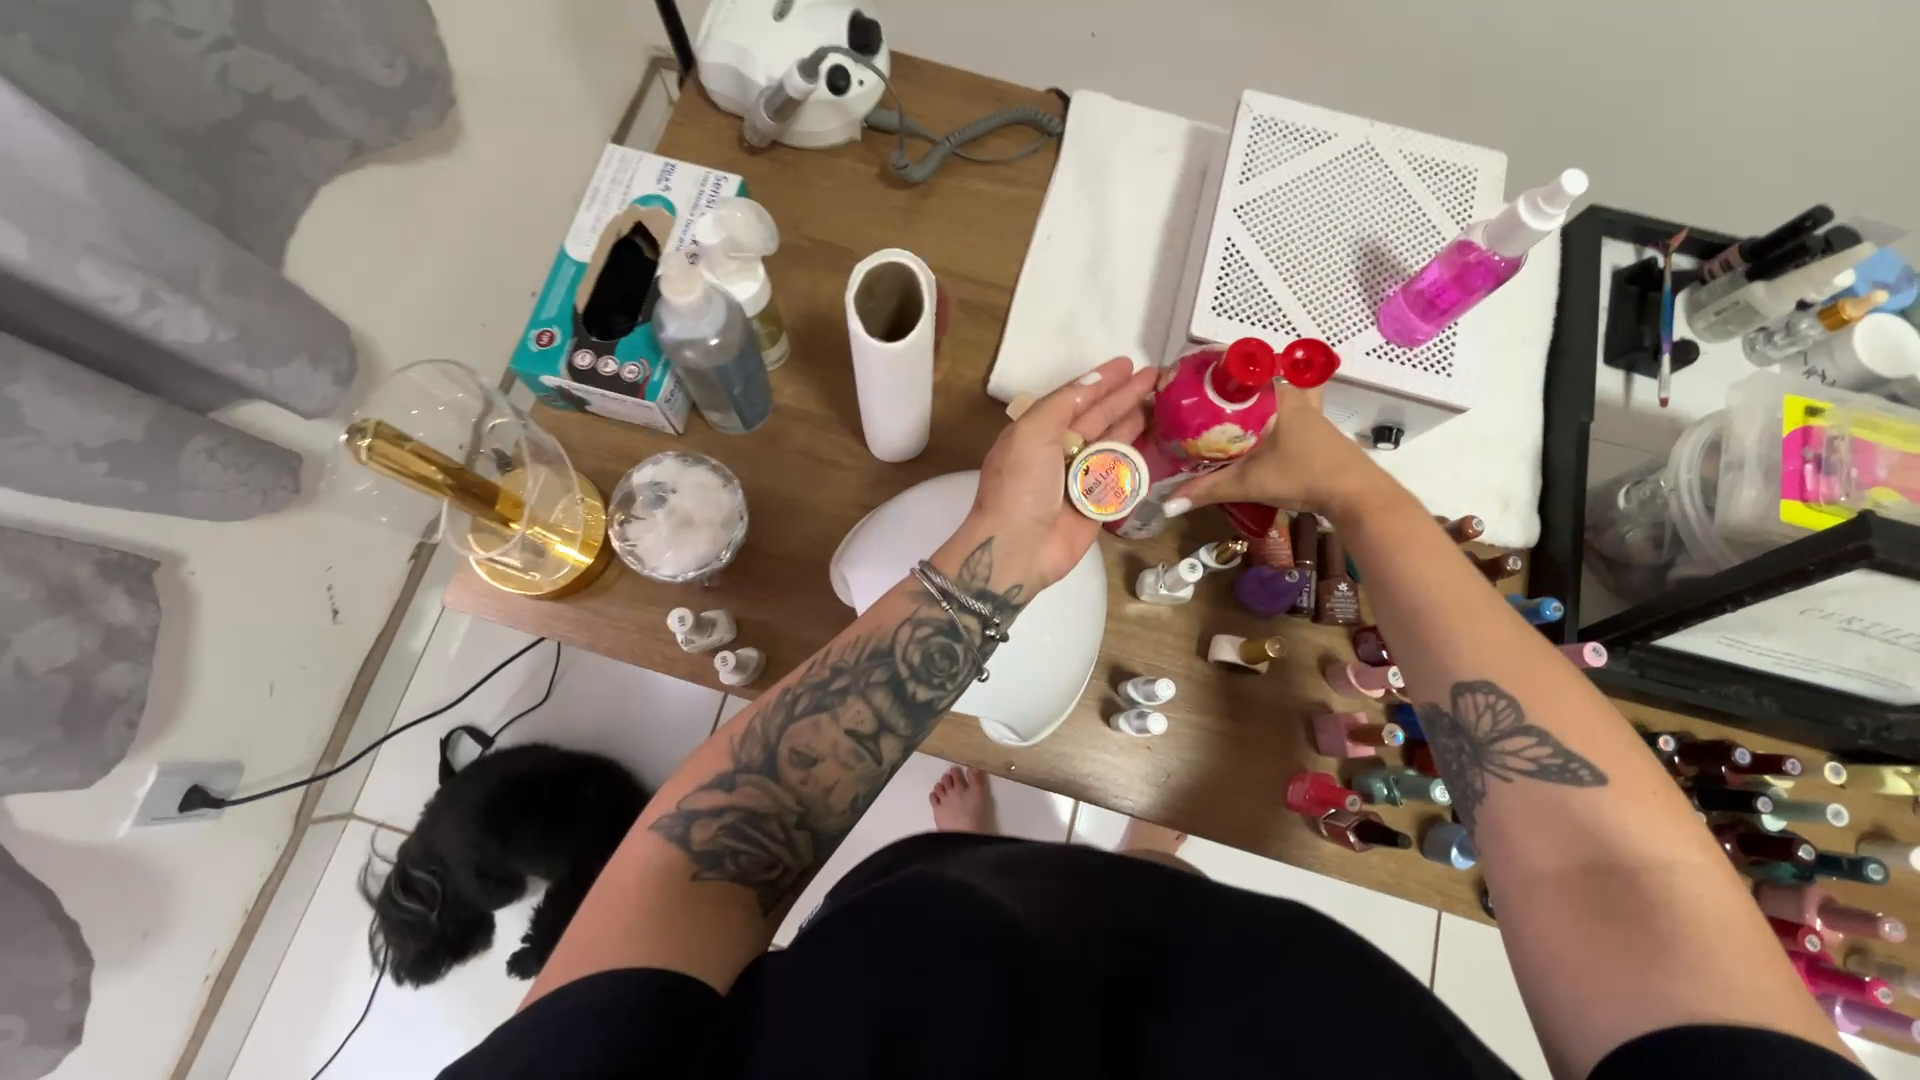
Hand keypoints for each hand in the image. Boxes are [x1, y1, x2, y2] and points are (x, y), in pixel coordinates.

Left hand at [953, 357, 1157, 589]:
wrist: (1017, 548)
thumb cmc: (1020, 486)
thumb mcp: (1032, 432)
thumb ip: (1063, 403)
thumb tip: (1094, 381)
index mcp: (1038, 432)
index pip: (1075, 399)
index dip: (1102, 382)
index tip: (1129, 364)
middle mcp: (1059, 452)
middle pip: (1099, 418)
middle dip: (1126, 397)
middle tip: (1158, 377)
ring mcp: (1080, 478)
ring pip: (1114, 444)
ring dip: (1137, 423)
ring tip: (1165, 401)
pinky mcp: (1099, 504)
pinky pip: (1123, 476)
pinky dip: (1140, 458)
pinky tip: (1160, 441)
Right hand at [1163, 382, 1389, 521]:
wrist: (1355, 494)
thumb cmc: (1303, 475)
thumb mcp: (1248, 483)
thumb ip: (1207, 490)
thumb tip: (1168, 503)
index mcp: (1276, 398)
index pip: (1246, 365)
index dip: (1219, 361)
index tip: (1194, 367)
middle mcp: (1294, 398)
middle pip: (1265, 372)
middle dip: (1238, 375)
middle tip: (1208, 388)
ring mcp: (1310, 413)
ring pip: (1282, 388)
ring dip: (1262, 389)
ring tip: (1235, 400)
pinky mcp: (1317, 430)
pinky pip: (1292, 408)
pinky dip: (1277, 409)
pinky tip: (1264, 424)